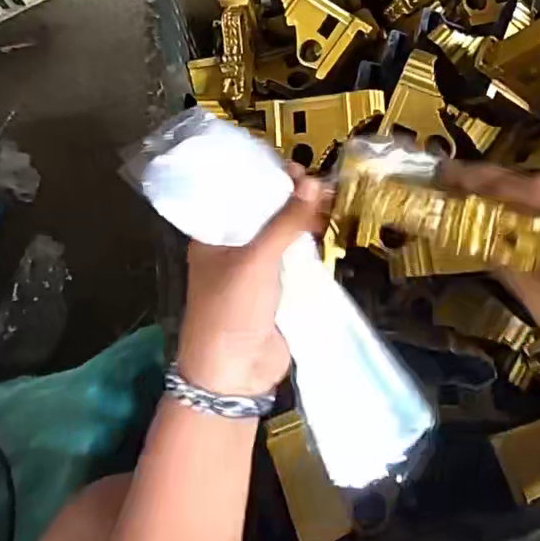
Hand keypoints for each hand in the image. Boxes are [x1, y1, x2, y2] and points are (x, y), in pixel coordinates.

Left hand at [176, 171, 327, 396]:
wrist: (234, 375)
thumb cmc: (231, 309)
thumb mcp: (256, 260)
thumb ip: (285, 221)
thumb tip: (312, 182)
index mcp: (212, 233)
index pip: (236, 192)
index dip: (261, 175)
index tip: (289, 165)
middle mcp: (232, 244)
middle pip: (262, 209)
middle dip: (288, 194)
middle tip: (314, 180)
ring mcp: (256, 265)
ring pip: (281, 230)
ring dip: (301, 215)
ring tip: (326, 196)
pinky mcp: (277, 285)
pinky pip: (295, 254)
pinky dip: (310, 239)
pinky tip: (326, 224)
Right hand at [442, 163, 539, 378]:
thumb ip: (521, 281)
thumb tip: (484, 253)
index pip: (536, 192)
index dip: (492, 182)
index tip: (453, 176)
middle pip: (536, 184)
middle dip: (489, 179)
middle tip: (447, 179)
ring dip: (503, 189)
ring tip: (462, 190)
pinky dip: (521, 203)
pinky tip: (498, 210)